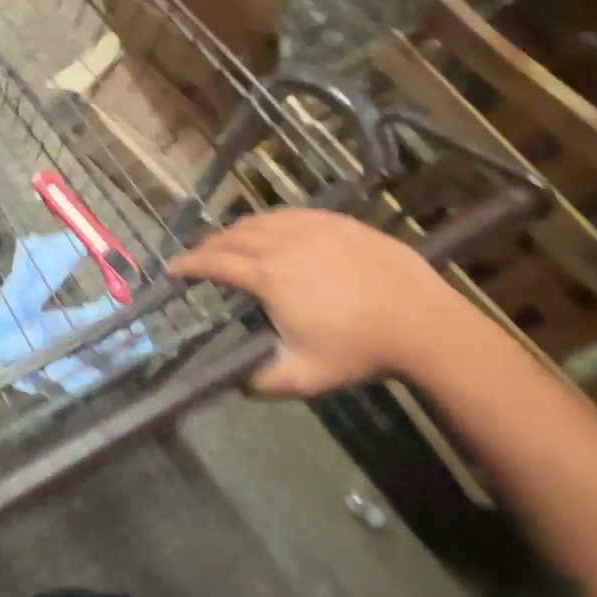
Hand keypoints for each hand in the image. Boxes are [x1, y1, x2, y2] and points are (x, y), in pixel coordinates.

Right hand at [169, 209, 478, 395]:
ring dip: (237, 231)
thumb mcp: (303, 377)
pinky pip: (293, 214)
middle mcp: (285, 243)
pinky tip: (273, 231)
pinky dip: (270, 222)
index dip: (188, 265)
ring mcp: (316, 228)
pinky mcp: (342, 223)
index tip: (171, 270)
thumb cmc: (359, 350)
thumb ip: (260, 381)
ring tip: (228, 243)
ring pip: (263, 220)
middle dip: (208, 245)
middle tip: (196, 257)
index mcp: (269, 277)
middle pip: (234, 236)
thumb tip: (235, 381)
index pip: (215, 262)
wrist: (424, 324)